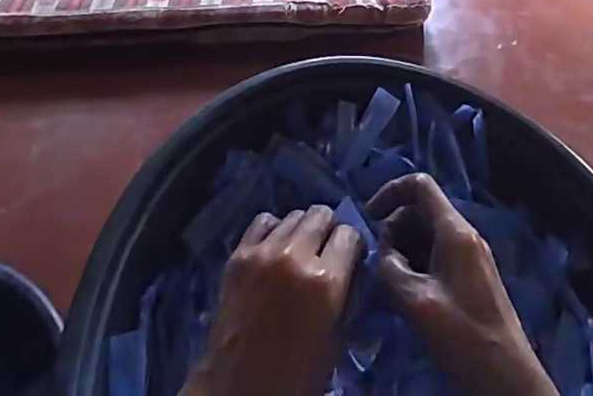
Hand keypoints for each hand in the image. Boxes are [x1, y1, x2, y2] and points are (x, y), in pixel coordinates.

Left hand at [181, 205, 364, 395]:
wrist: (240, 389)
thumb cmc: (296, 375)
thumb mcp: (336, 340)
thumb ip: (346, 295)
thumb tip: (352, 267)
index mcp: (325, 282)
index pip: (349, 234)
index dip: (353, 245)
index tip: (351, 255)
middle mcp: (295, 256)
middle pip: (321, 214)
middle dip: (329, 230)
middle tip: (326, 250)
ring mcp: (263, 252)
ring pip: (293, 215)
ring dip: (302, 230)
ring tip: (300, 250)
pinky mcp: (239, 254)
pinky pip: (263, 221)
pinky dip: (274, 229)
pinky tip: (275, 247)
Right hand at [367, 174, 556, 395]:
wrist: (509, 381)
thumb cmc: (464, 336)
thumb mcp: (416, 301)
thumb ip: (390, 268)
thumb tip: (383, 254)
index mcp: (454, 230)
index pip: (419, 185)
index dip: (390, 191)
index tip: (369, 216)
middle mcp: (463, 235)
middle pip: (420, 210)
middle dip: (394, 228)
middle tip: (381, 263)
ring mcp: (469, 256)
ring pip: (426, 234)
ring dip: (402, 249)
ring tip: (390, 282)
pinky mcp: (469, 277)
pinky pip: (435, 254)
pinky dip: (415, 264)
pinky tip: (406, 293)